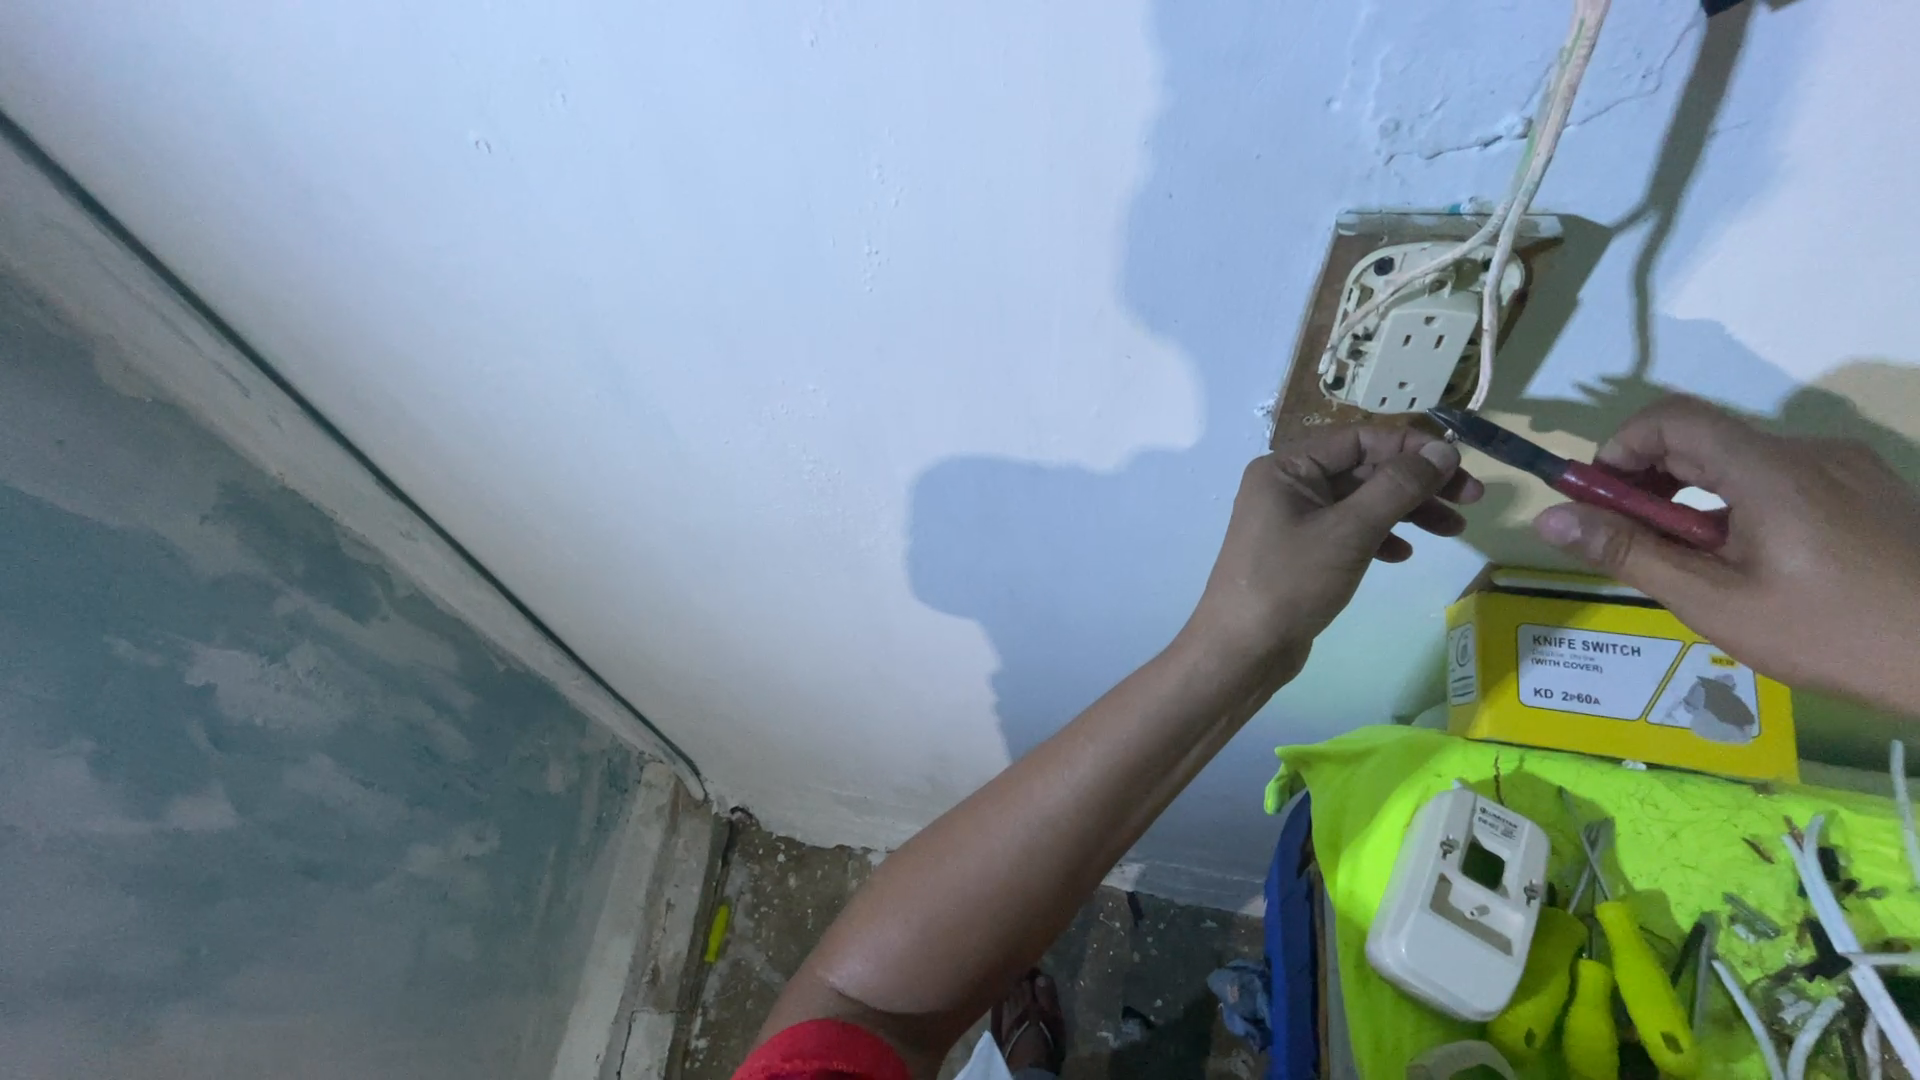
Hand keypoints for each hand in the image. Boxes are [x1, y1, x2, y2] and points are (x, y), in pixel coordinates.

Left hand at [1185, 425, 1482, 680]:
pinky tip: (1402, 555)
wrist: (1243, 647)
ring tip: (1453, 530)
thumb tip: (1442, 450)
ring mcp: (1291, 519)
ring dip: (1406, 511)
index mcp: (1285, 467)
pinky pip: (1348, 530)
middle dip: (1415, 482)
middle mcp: (1285, 485)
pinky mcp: (1300, 551)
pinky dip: (1379, 537)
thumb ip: (1398, 486)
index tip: (1460, 466)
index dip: (1411, 447)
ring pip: (1360, 501)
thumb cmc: (1291, 581)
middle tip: (1472, 500)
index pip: (1358, 439)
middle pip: (1362, 469)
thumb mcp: (1350, 530)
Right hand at [1533, 395, 1919, 714]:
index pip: (1671, 418)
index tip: (1598, 499)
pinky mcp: (1866, 494)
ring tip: (1685, 560)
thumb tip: (1547, 518)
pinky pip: (1775, 481)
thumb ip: (1627, 552)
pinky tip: (1741, 562)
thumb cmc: (1836, 634)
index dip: (1618, 448)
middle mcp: (1809, 454)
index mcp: (1771, 471)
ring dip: (1685, 498)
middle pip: (1699, 440)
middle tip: (1625, 540)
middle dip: (1643, 482)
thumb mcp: (1713, 601)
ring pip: (1735, 463)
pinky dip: (1730, 507)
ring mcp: (1846, 472)